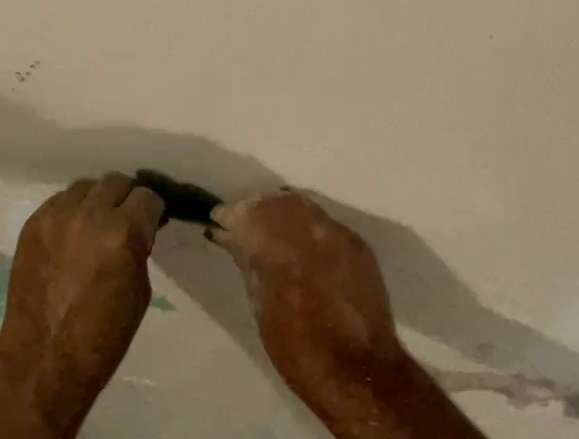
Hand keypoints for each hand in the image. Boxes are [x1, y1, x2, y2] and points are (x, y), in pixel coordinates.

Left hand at [0, 174, 164, 438]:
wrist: (44, 357)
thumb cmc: (102, 336)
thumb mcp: (139, 293)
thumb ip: (138, 250)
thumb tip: (136, 230)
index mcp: (123, 233)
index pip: (147, 197)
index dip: (153, 210)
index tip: (151, 222)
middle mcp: (90, 214)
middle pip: (116, 182)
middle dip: (126, 198)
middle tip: (126, 220)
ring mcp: (56, 215)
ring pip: (86, 186)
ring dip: (97, 200)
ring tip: (96, 225)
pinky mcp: (33, 222)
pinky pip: (59, 201)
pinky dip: (71, 210)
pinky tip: (72, 234)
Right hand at [211, 191, 405, 412]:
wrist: (361, 376)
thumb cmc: (300, 351)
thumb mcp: (261, 309)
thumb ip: (248, 264)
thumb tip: (230, 236)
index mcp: (282, 253)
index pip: (247, 214)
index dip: (229, 214)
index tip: (217, 219)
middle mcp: (313, 235)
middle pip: (275, 201)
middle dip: (254, 208)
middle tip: (241, 222)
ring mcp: (340, 237)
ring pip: (301, 205)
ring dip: (280, 211)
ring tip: (268, 229)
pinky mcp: (359, 247)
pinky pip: (324, 221)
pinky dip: (306, 224)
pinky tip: (298, 242)